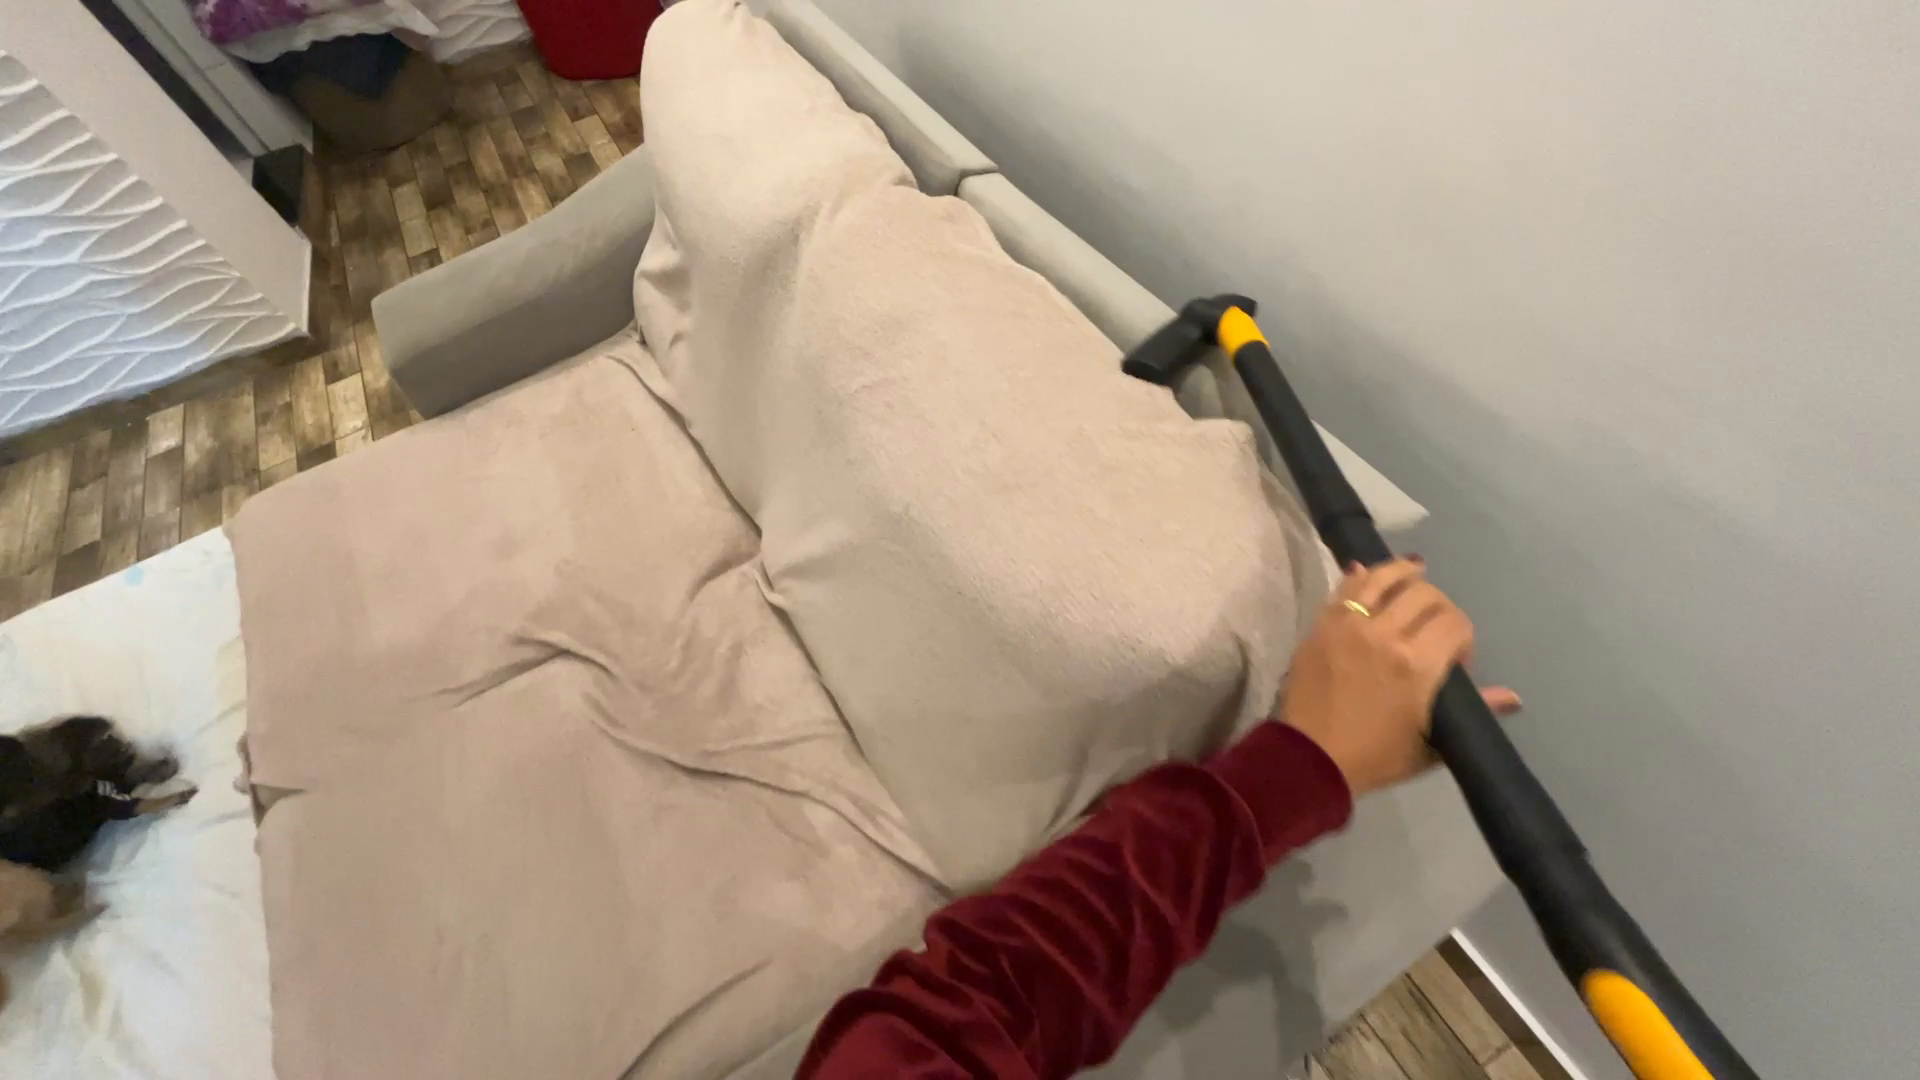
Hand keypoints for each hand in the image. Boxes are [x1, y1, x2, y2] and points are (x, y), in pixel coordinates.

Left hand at [1280, 559, 1520, 796]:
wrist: (1309, 756)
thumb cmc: (1375, 756)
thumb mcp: (1432, 742)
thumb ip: (1472, 711)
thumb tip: (1512, 697)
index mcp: (1417, 665)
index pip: (1455, 623)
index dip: (1463, 636)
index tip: (1456, 658)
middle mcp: (1384, 636)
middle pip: (1424, 594)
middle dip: (1439, 605)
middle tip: (1433, 625)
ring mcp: (1347, 626)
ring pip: (1380, 579)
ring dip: (1401, 572)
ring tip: (1412, 570)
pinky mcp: (1320, 627)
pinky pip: (1343, 589)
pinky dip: (1359, 577)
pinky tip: (1367, 573)